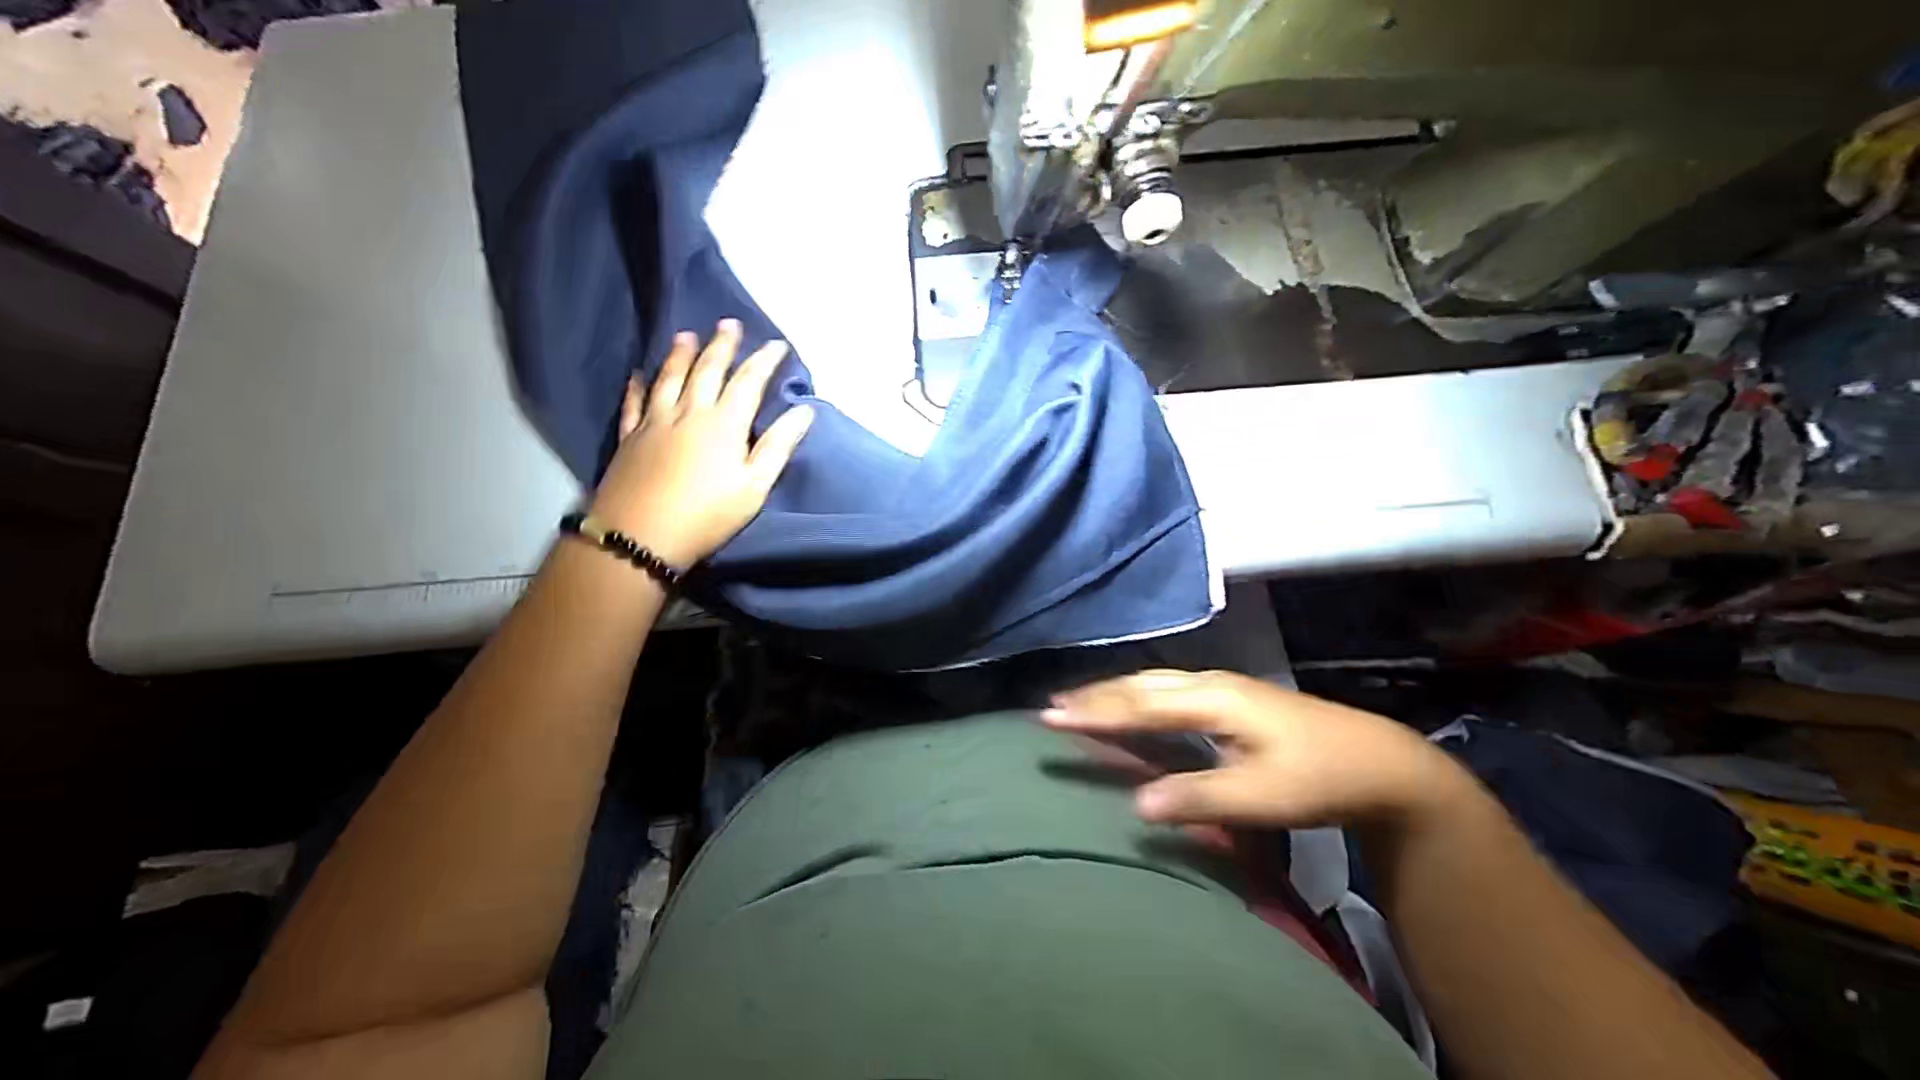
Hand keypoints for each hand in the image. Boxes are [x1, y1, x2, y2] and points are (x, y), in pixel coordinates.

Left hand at [589, 320, 812, 567]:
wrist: (639, 537)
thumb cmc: (707, 515)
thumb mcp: (754, 487)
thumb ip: (777, 446)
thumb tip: (804, 411)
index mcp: (724, 424)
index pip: (748, 382)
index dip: (764, 361)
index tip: (777, 344)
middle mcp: (689, 412)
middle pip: (707, 370)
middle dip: (722, 346)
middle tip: (729, 324)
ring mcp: (655, 422)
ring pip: (669, 378)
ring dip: (681, 354)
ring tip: (688, 335)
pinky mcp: (629, 438)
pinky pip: (634, 403)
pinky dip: (638, 386)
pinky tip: (638, 375)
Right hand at [1043, 669, 1472, 828]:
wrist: (1384, 763)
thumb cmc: (1322, 778)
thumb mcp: (1264, 797)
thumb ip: (1200, 798)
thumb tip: (1136, 804)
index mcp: (1214, 699)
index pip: (1140, 704)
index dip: (1094, 711)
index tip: (1049, 716)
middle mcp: (1211, 683)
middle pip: (1141, 684)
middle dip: (1095, 694)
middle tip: (1051, 704)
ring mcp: (1223, 686)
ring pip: (1154, 681)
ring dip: (1114, 690)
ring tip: (1078, 698)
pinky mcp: (1232, 697)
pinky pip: (1168, 687)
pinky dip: (1137, 694)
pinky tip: (1132, 702)